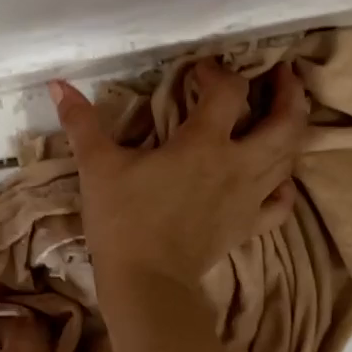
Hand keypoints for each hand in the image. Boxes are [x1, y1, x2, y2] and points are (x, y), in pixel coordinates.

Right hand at [50, 60, 309, 285]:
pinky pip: (281, 203)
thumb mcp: (97, 166)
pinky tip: (277, 177)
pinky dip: (284, 185)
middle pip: (285, 121)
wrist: (145, 282)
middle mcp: (238, 165)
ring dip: (292, 130)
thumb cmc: (122, 220)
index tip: (199, 69)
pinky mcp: (248, 227)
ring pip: (290, 157)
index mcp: (204, 144)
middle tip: (281, 75)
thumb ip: (81, 122)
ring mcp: (249, 199)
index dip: (217, 72)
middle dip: (288, 93)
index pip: (227, 92)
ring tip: (283, 114)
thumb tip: (59, 84)